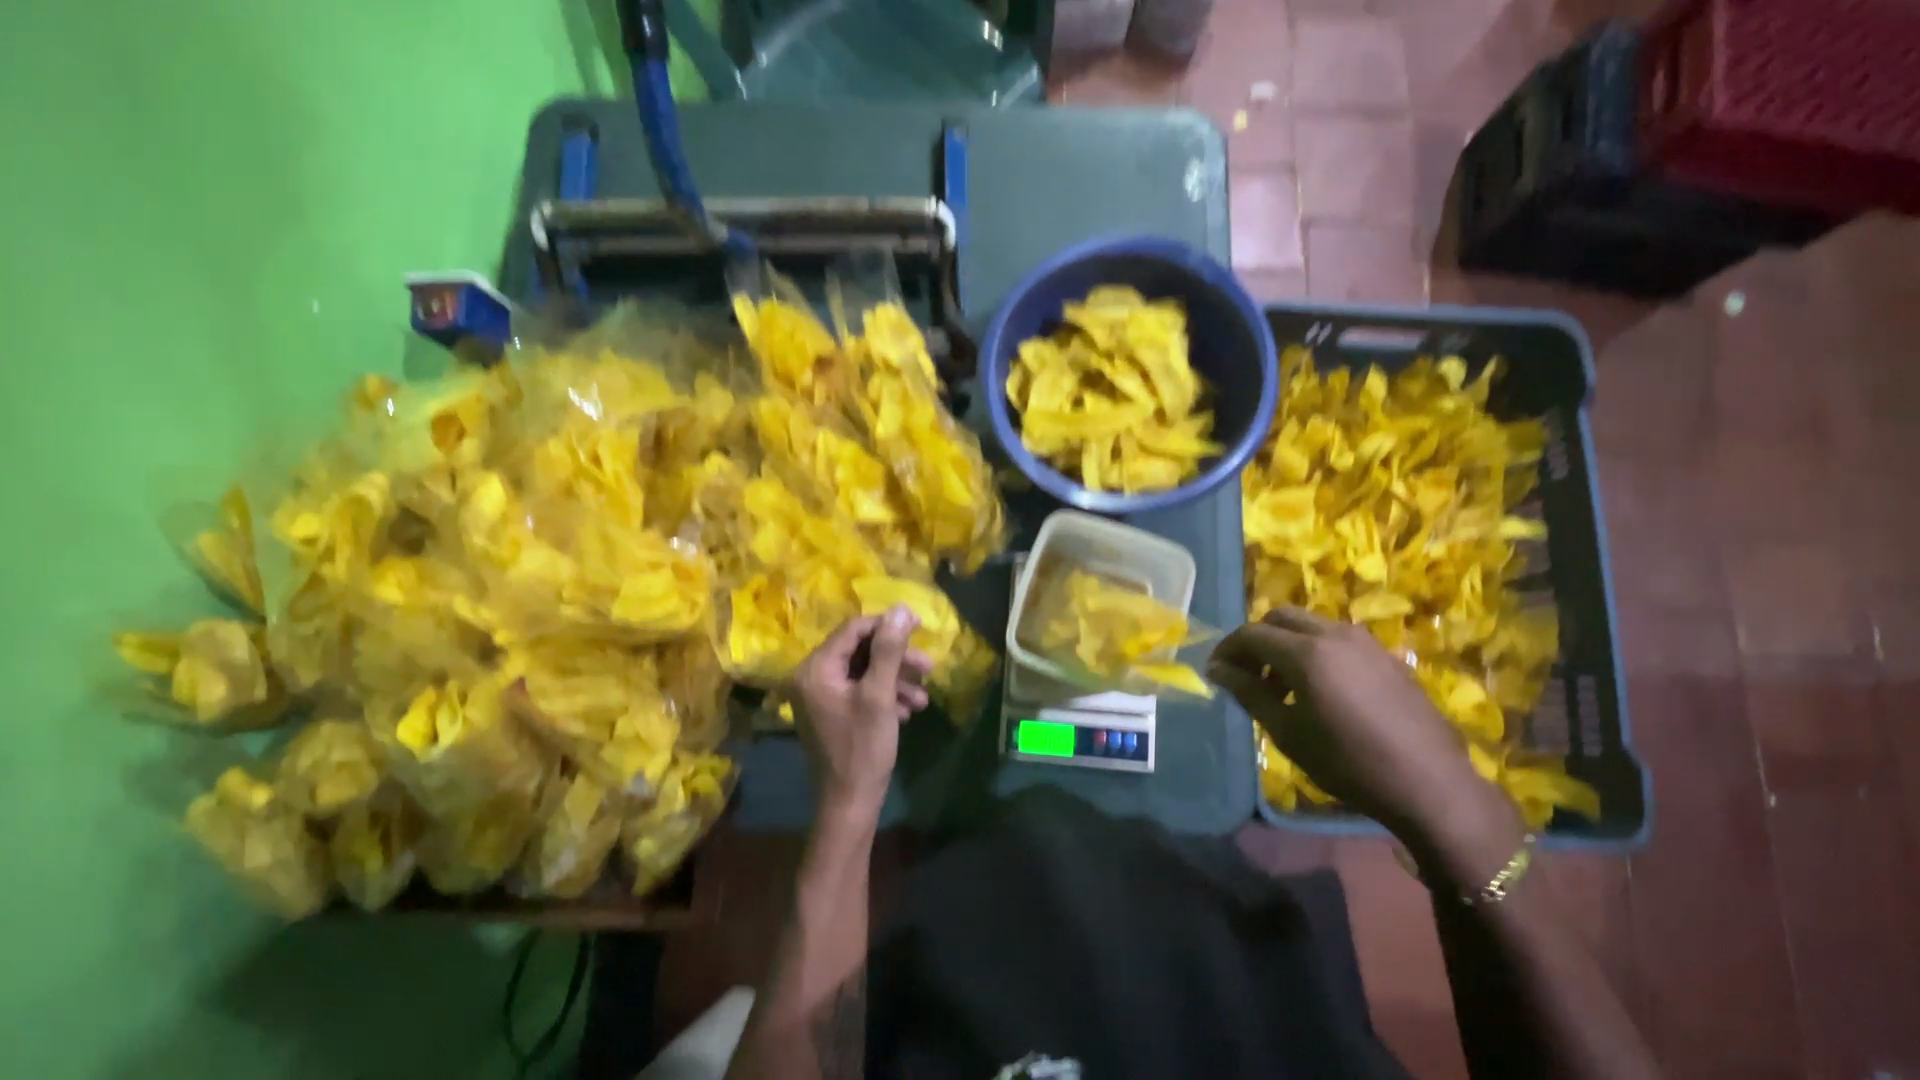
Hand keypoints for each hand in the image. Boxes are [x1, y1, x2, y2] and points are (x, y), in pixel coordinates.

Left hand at [791, 606, 932, 820]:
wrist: (850, 803)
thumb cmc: (863, 748)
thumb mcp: (879, 695)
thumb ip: (889, 650)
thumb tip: (900, 609)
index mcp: (816, 669)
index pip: (853, 629)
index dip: (888, 626)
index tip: (920, 628)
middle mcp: (812, 677)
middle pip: (860, 650)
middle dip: (896, 659)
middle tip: (928, 668)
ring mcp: (820, 696)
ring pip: (864, 672)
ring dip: (895, 680)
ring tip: (923, 699)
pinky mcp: (832, 712)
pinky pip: (860, 691)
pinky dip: (885, 696)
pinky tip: (908, 712)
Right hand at [1209, 608, 1499, 838]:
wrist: (1429, 783)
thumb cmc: (1349, 763)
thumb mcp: (1288, 733)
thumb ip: (1250, 694)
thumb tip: (1218, 670)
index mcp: (1307, 652)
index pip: (1252, 633)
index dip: (1227, 649)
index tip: (1215, 672)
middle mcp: (1335, 635)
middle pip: (1282, 618)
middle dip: (1257, 640)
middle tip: (1246, 675)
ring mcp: (1367, 643)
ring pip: (1312, 625)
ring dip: (1288, 644)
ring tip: (1283, 687)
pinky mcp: (1388, 658)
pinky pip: (1339, 640)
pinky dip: (1317, 652)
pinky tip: (1321, 691)